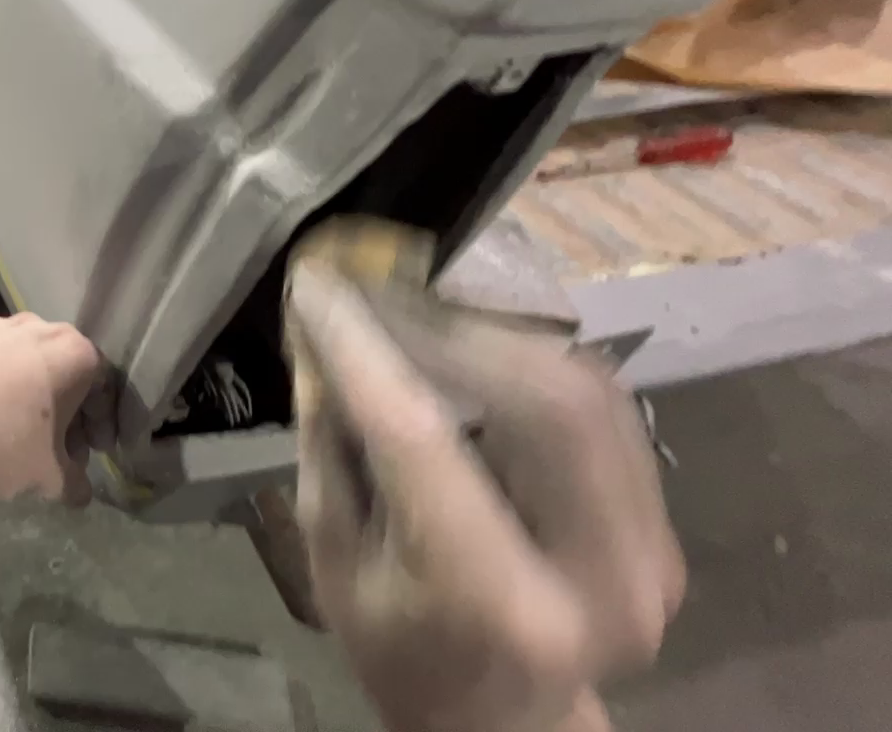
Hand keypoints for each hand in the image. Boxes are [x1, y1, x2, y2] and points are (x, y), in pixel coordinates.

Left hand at [0, 312, 112, 502]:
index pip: (104, 385)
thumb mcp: (44, 474)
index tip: (92, 453)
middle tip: (59, 452)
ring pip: (29, 364)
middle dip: (69, 412)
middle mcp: (37, 327)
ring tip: (19, 440)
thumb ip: (72, 482)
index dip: (102, 423)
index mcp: (71, 351)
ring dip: (34, 400)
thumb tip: (80, 493)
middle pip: (67, 370)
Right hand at [285, 261, 684, 731]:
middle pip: (540, 400)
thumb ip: (330, 444)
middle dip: (441, 323)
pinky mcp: (658, 522)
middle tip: (366, 282)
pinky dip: (523, 353)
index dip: (359, 346)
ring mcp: (649, 550)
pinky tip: (462, 335)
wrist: (497, 719)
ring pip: (583, 388)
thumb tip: (319, 335)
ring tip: (407, 300)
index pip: (419, 437)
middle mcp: (596, 575)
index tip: (312, 283)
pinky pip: (597, 403)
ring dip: (487, 329)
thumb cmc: (390, 643)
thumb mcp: (331, 553)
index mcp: (489, 599)